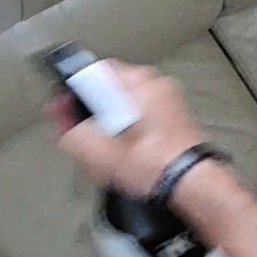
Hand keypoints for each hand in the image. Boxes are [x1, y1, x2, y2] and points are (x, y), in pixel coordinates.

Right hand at [48, 62, 208, 200]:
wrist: (194, 184)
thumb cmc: (159, 166)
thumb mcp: (102, 154)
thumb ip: (73, 134)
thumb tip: (64, 129)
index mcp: (137, 81)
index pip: (91, 72)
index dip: (71, 94)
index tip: (62, 108)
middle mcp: (154, 83)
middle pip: (106, 91)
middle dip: (90, 116)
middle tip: (81, 136)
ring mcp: (166, 99)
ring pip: (122, 105)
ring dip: (108, 126)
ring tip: (104, 152)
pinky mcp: (173, 116)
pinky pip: (139, 116)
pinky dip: (127, 131)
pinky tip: (124, 155)